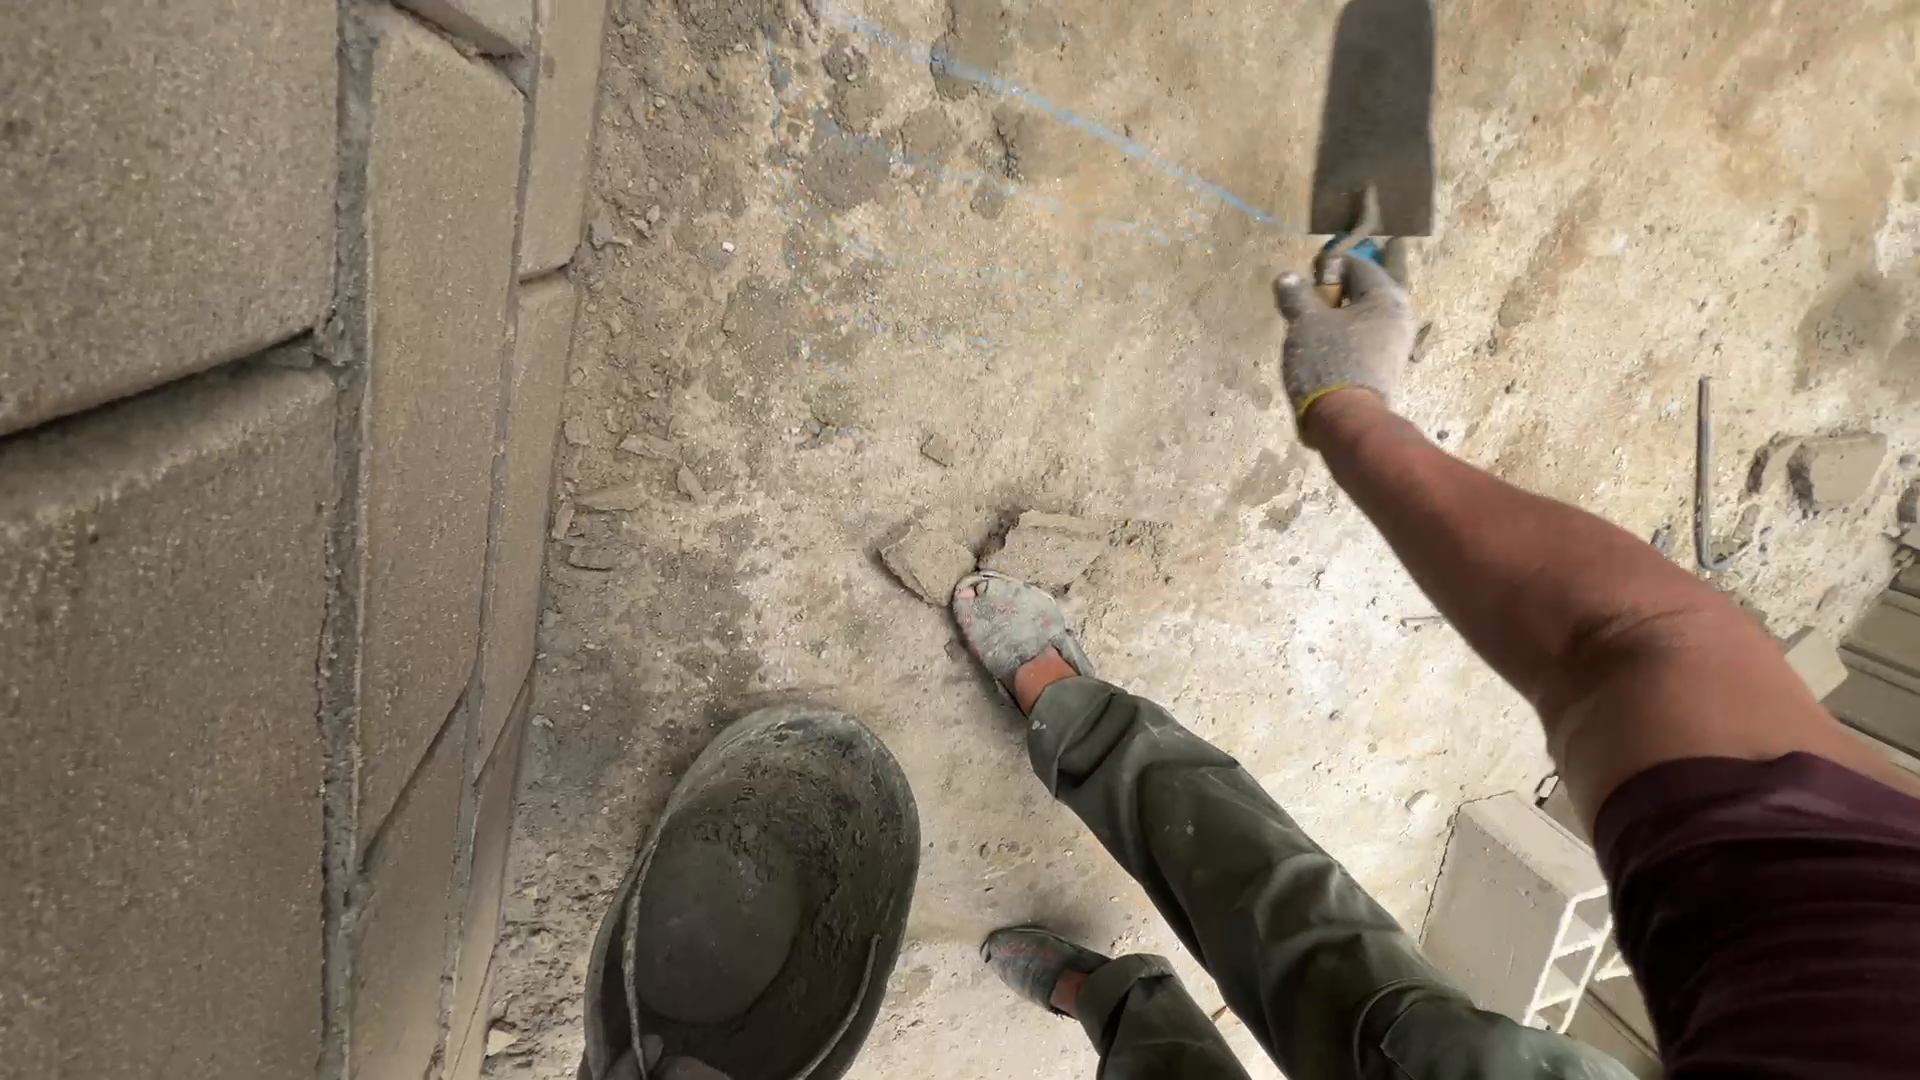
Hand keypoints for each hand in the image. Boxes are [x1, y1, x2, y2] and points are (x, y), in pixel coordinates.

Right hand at [1272, 246, 1414, 442]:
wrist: (1344, 418)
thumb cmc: (1326, 361)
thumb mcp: (1305, 323)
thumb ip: (1297, 296)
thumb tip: (1287, 277)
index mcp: (1386, 296)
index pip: (1358, 265)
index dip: (1329, 268)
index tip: (1306, 282)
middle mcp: (1400, 315)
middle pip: (1364, 292)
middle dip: (1335, 296)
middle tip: (1308, 307)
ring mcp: (1397, 343)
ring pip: (1364, 317)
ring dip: (1339, 318)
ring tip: (1312, 331)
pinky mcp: (1386, 366)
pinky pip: (1365, 339)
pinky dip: (1345, 337)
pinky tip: (1325, 350)